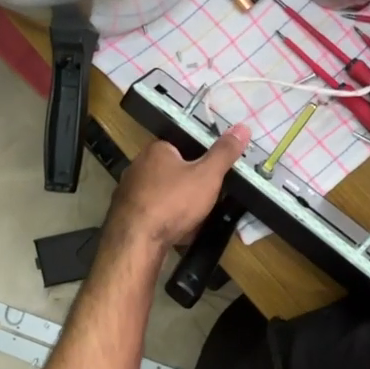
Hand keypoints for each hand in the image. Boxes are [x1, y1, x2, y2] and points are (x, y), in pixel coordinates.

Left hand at [103, 126, 249, 257]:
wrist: (137, 241)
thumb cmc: (173, 201)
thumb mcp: (208, 175)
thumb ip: (224, 153)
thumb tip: (242, 127)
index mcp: (156, 149)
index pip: (182, 146)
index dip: (201, 159)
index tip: (215, 174)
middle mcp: (138, 166)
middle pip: (174, 172)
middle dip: (192, 186)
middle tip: (210, 199)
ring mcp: (129, 191)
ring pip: (165, 195)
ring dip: (181, 205)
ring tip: (198, 219)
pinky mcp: (127, 215)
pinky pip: (155, 213)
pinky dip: (168, 221)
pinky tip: (180, 233)